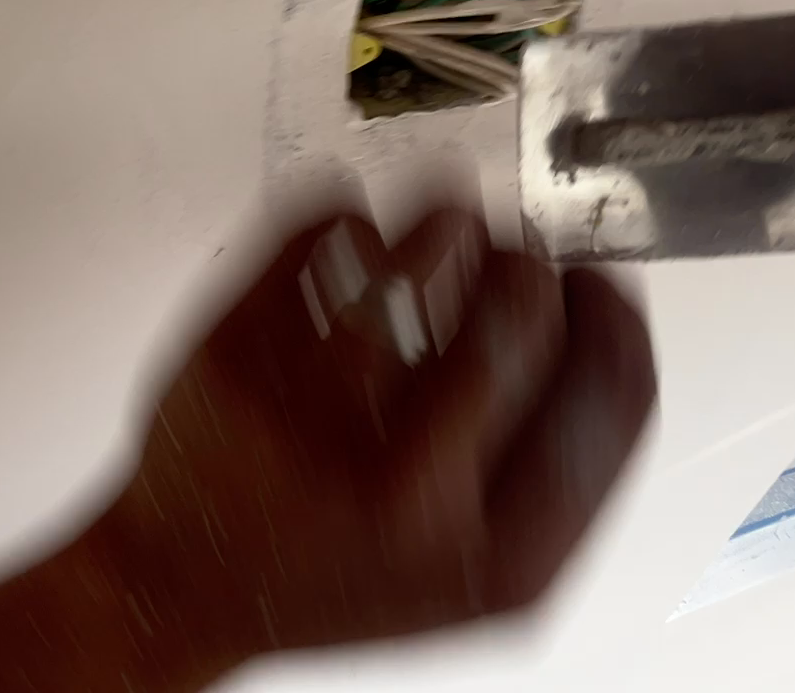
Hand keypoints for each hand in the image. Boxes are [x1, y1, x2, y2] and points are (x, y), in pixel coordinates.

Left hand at [84, 205, 655, 683]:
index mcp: (497, 553)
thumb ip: (535, 471)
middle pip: (518, 306)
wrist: (181, 579)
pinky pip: (318, 233)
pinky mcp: (235, 351)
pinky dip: (346, 216)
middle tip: (507, 246)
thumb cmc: (324, 568)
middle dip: (524, 256)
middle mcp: (411, 486)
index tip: (592, 279)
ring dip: (445, 218)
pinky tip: (350, 237)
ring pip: (419, 254)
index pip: (613, 391)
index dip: (612, 312)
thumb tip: (577, 328)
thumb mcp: (468, 573)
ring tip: (441, 222)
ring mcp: (315, 414)